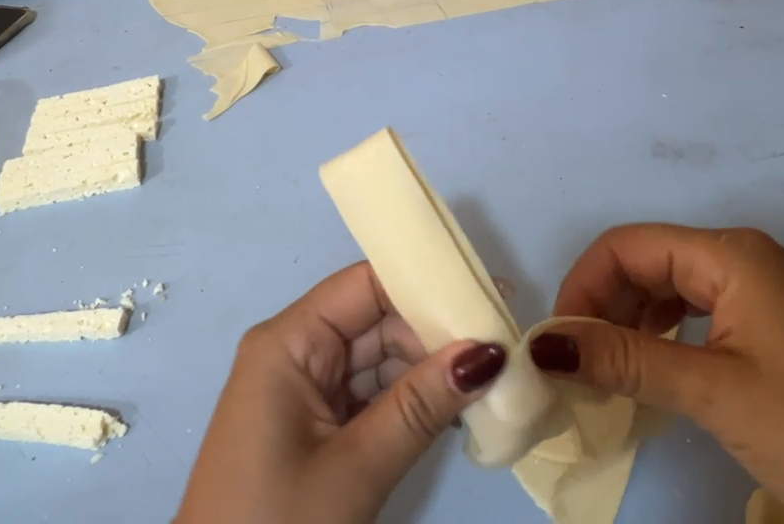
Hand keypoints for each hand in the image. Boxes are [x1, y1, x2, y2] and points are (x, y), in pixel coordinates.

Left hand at [176, 262, 506, 523]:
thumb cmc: (277, 522)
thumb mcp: (356, 467)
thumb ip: (421, 406)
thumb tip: (488, 351)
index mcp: (288, 341)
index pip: (365, 286)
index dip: (425, 283)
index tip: (489, 294)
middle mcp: (293, 350)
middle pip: (376, 319)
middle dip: (436, 331)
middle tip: (506, 345)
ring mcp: (302, 388)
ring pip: (377, 358)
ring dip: (429, 370)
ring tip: (496, 378)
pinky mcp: (312, 423)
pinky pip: (368, 392)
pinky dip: (409, 400)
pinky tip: (456, 409)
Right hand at [526, 225, 783, 523]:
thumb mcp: (714, 393)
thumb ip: (624, 361)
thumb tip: (540, 345)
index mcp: (732, 255)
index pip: (627, 246)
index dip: (583, 287)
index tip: (559, 347)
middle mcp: (745, 261)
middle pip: (646, 263)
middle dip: (603, 307)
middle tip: (578, 369)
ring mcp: (765, 297)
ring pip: (670, 290)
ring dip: (631, 326)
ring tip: (609, 376)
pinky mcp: (777, 333)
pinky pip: (699, 318)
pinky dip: (665, 341)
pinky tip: (655, 377)